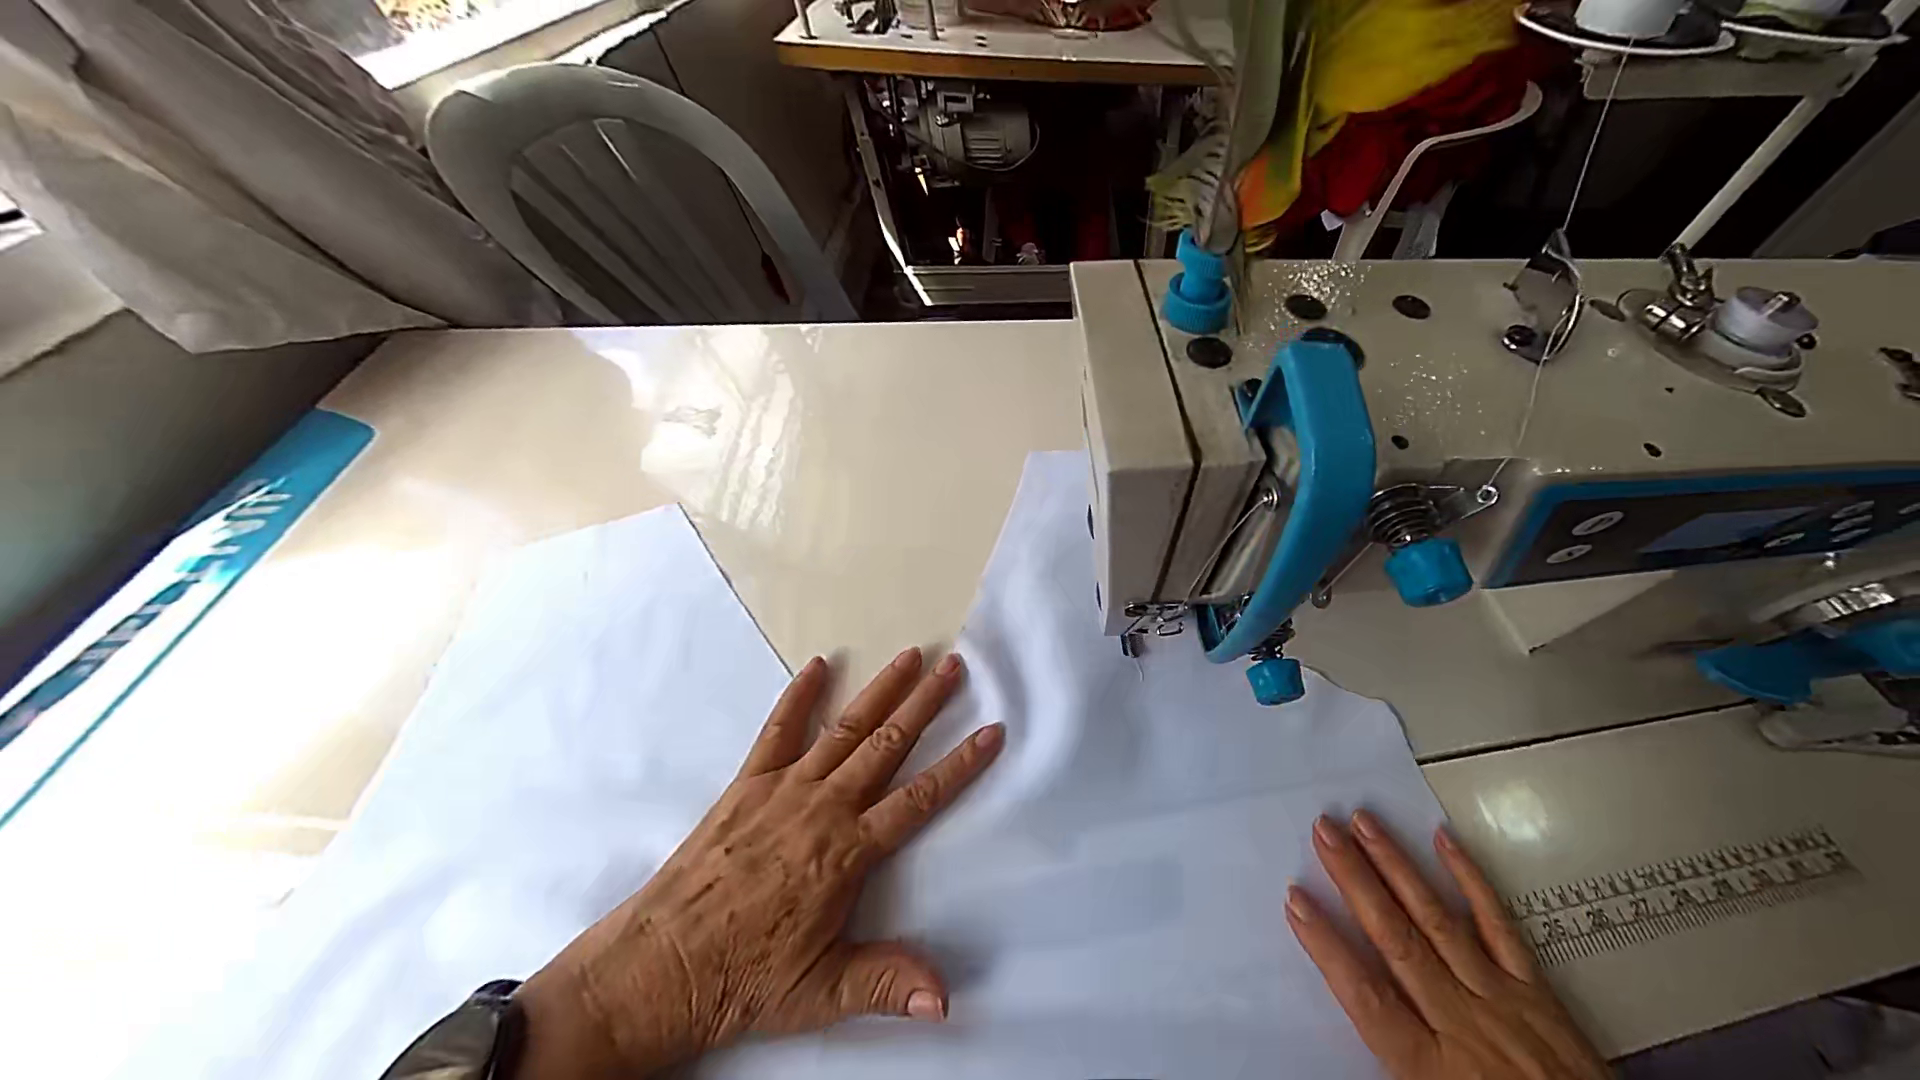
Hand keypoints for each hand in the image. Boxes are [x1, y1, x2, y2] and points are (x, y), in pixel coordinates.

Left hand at [513, 648, 1003, 1078]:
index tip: (990, 731)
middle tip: (953, 667)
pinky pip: (778, 730)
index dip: (961, 764)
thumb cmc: (742, 979)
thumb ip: (886, 983)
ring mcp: (783, 789)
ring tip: (908, 656)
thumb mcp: (822, 993)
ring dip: (880, 689)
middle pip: (888, 745)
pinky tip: (819, 666)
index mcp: (846, 853)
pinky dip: (799, 696)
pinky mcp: (747, 784)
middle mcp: (821, 808)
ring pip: (844, 729)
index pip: (920, 798)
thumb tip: (945, 1001)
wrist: (658, 967)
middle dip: (926, 703)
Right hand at [1287, 812, 1610, 1079]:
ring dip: (1396, 867)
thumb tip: (1347, 1000)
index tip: (1295, 899)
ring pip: (1437, 921)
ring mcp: (1501, 1000)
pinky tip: (1443, 842)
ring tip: (1364, 824)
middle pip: (1396, 940)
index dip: (1326, 944)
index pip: (1366, 995)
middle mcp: (1463, 1024)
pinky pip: (1500, 928)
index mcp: (1431, 1068)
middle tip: (1325, 833)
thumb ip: (1389, 1052)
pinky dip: (1471, 882)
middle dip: (1355, 879)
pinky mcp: (1537, 991)